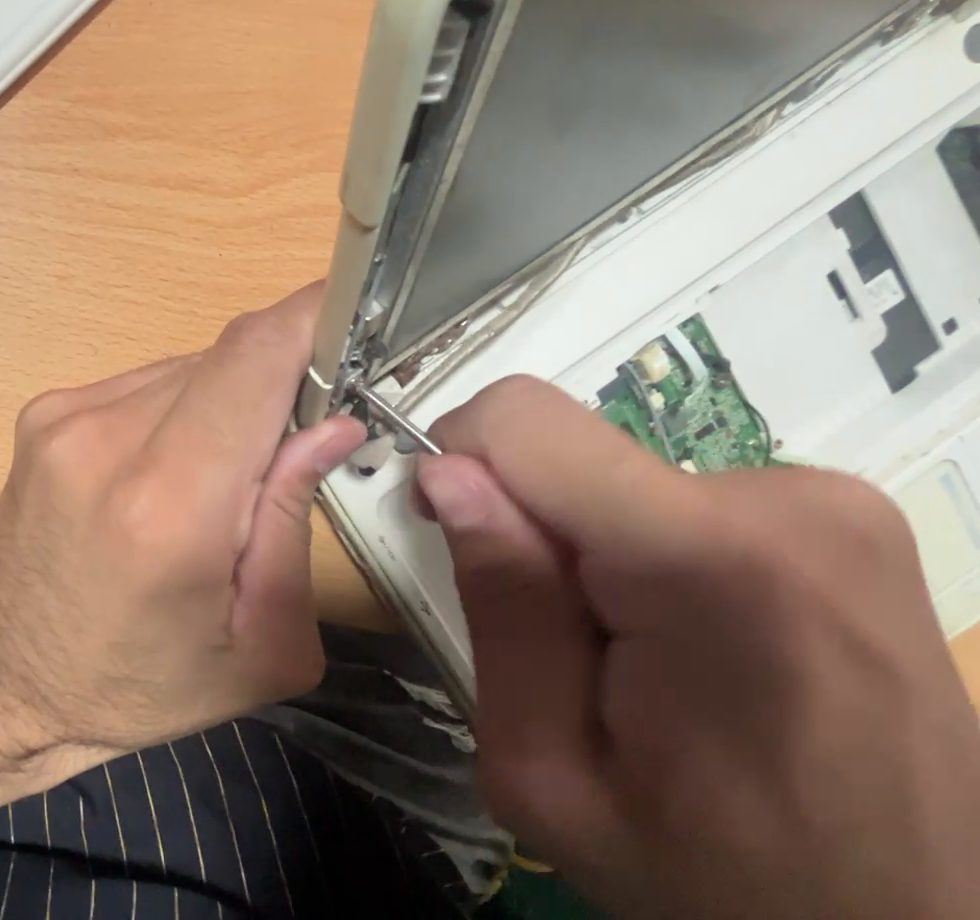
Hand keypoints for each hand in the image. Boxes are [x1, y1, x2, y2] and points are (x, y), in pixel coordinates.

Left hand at [0, 283, 367, 812]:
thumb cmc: (140, 684)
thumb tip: (331, 422)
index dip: (315, 320)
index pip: (256, 356)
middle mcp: (104, 438)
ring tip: (223, 478)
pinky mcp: (41, 415)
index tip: (362, 320)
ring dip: (225, 402)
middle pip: (226, 356)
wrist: (8, 680)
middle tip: (305, 437)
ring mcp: (62, 418)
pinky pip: (141, 385)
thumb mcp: (261, 642)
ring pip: (185, 367)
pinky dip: (176, 411)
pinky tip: (168, 473)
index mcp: (167, 504)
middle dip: (281, 381)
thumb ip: (294, 518)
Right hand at [415, 376, 979, 919]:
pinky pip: (672, 492)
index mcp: (710, 562)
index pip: (524, 420)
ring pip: (615, 471)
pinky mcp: (845, 518)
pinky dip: (639, 549)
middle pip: (568, 448)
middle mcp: (791, 500)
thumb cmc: (707, 873)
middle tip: (549, 636)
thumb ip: (501, 609)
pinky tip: (678, 640)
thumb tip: (447, 476)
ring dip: (583, 544)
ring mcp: (834, 504)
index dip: (458, 463)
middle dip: (526, 522)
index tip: (452, 540)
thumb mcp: (545, 769)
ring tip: (621, 652)